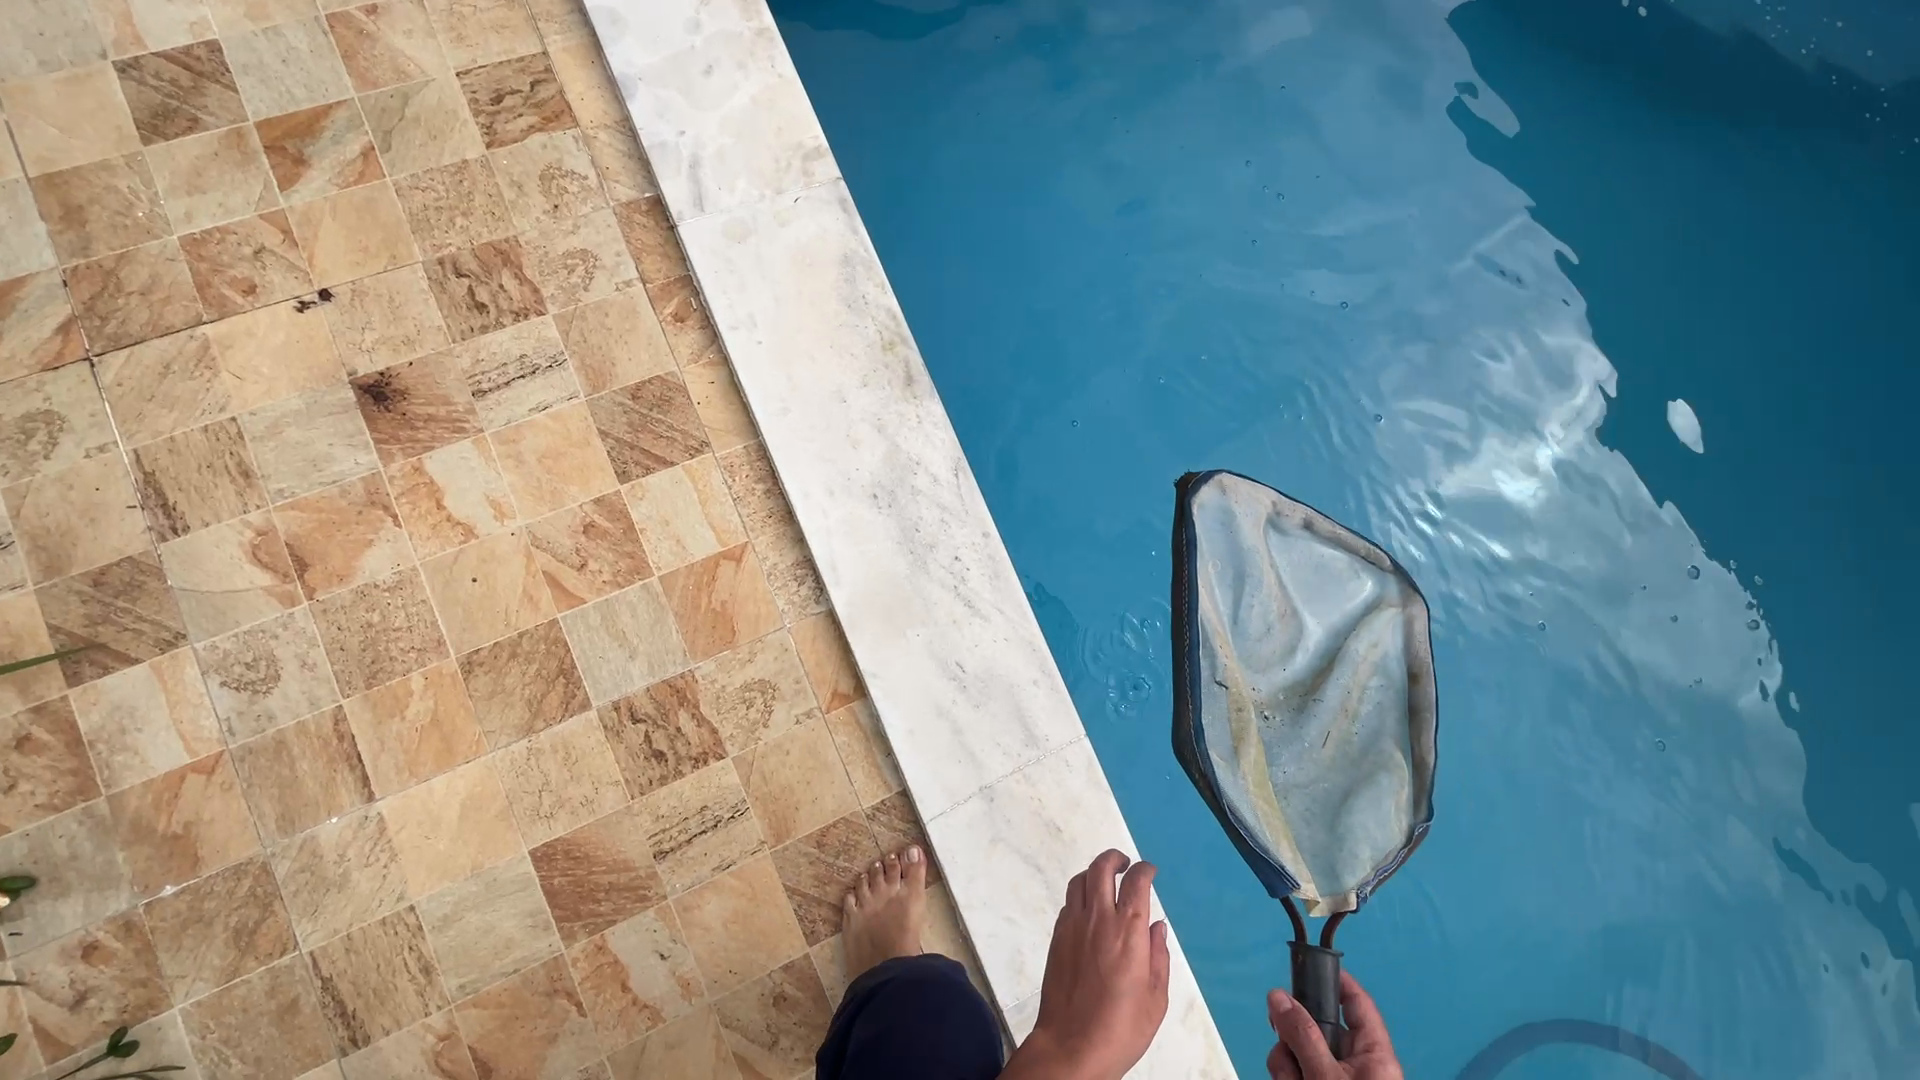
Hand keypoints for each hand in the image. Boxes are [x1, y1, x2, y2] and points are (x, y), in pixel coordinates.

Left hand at [1002, 849, 1170, 1079]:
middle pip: (1101, 868)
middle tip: (1125, 863)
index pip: (1136, 883)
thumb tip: (1157, 926)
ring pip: (1080, 880)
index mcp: (1128, 932)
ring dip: (1095, 873)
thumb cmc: (1121, 1028)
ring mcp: (1073, 925)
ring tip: (1106, 882)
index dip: (1145, 870)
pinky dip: (1081, 895)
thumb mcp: (1156, 999)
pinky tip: (1090, 910)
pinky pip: (1069, 903)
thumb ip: (1159, 957)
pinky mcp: (1057, 937)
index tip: (1150, 871)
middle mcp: (1099, 919)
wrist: (1071, 1046)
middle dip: (1115, 858)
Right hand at [1266, 972, 1402, 1079]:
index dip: (1334, 979)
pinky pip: (1298, 1069)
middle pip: (1318, 1026)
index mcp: (1373, 1053)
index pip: (1357, 1002)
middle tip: (1281, 1040)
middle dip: (1292, 1033)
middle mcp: (1357, 1062)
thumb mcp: (1324, 1075)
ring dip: (1286, 1061)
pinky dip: (1288, 1076)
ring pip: (1302, 1049)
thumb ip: (1301, 1035)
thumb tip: (1276, 994)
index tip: (1306, 966)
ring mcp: (1338, 1076)